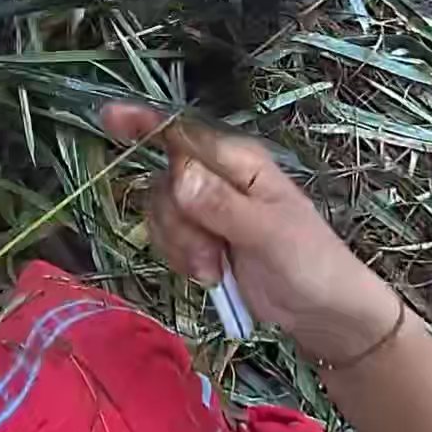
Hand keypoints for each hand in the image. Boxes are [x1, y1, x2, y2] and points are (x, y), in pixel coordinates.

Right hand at [102, 103, 398, 364]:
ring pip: (161, 211)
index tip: (108, 116)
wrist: (323, 314)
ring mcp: (206, 206)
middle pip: (164, 182)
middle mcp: (216, 176)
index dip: (144, 123)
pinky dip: (181, 259)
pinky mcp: (200, 236)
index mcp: (237, 160)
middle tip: (212, 257)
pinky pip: (166, 237)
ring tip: (217, 270)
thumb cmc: (309, 263)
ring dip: (182, 247)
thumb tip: (177, 175)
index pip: (183, 133)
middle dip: (179, 225)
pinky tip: (211, 276)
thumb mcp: (269, 233)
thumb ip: (221, 205)